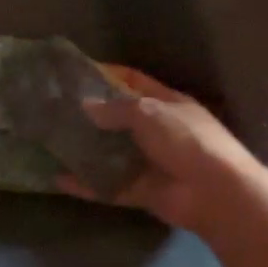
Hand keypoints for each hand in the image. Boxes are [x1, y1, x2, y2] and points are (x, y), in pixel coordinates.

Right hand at [59, 65, 267, 234]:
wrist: (217, 195)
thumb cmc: (187, 140)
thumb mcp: (149, 112)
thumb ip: (115, 108)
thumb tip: (85, 106)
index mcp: (167, 104)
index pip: (134, 81)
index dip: (108, 74)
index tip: (76, 71)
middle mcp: (158, 131)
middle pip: (119, 118)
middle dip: (90, 113)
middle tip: (55, 107)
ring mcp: (150, 162)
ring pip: (111, 152)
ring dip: (85, 148)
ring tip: (51, 139)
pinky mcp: (142, 190)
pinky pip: (109, 185)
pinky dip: (86, 184)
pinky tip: (59, 179)